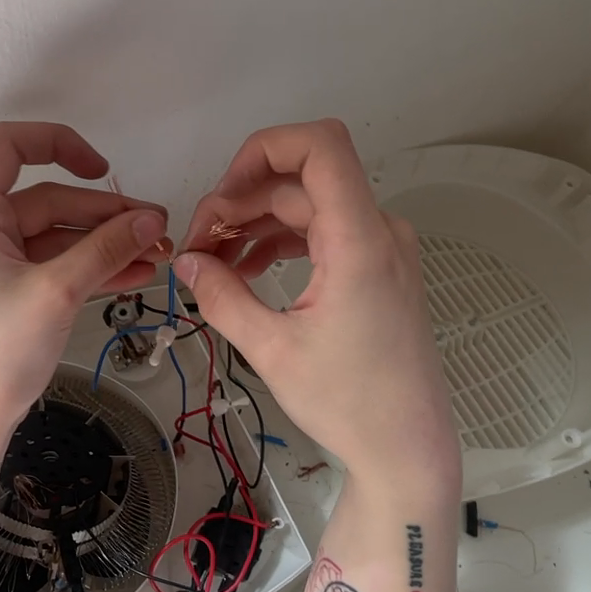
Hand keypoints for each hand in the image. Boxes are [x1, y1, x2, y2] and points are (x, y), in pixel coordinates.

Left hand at [0, 122, 170, 448]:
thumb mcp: (56, 293)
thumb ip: (105, 249)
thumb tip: (150, 219)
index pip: (10, 147)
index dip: (59, 144)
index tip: (102, 168)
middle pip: (48, 200)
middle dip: (104, 214)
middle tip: (156, 229)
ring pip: (58, 237)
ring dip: (105, 244)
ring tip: (156, 255)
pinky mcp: (9, 292)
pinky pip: (55, 266)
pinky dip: (90, 267)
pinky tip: (132, 274)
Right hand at [175, 119, 457, 499]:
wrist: (404, 444)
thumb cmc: (346, 401)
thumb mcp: (271, 349)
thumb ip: (222, 298)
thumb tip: (186, 263)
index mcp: (358, 240)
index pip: (319, 146)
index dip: (262, 150)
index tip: (218, 198)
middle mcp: (376, 230)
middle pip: (299, 182)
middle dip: (239, 204)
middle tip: (196, 250)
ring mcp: (380, 249)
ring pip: (307, 208)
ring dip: (255, 225)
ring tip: (211, 264)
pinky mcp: (375, 270)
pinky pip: (321, 235)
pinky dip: (279, 243)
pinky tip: (244, 272)